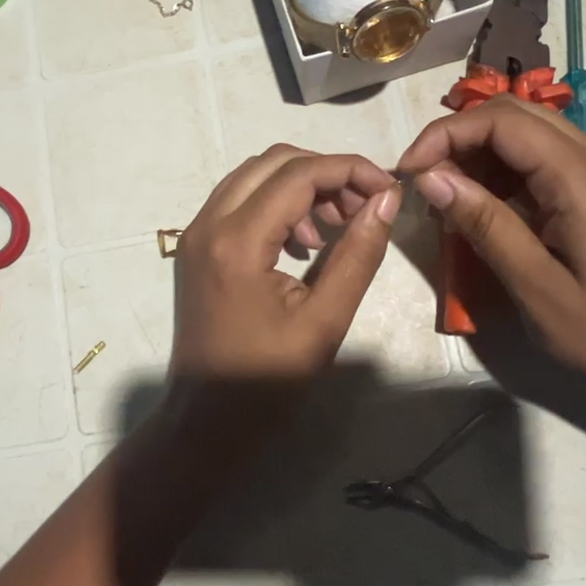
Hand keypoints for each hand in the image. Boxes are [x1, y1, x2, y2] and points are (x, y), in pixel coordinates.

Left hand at [171, 145, 401, 381]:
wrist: (205, 422)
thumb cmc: (267, 383)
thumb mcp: (324, 322)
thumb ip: (357, 255)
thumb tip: (387, 200)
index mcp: (237, 242)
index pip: (298, 174)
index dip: (350, 170)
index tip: (389, 190)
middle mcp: (208, 223)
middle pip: (273, 162)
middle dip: (326, 173)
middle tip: (364, 208)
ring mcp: (196, 233)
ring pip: (254, 176)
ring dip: (300, 186)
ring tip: (336, 227)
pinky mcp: (196, 247)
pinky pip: (238, 200)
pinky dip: (275, 203)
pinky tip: (304, 243)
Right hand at [398, 95, 585, 403]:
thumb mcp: (536, 288)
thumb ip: (484, 225)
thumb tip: (430, 178)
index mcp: (581, 178)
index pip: (501, 121)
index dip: (445, 135)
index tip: (408, 173)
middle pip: (515, 115)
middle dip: (458, 138)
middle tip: (423, 183)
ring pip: (530, 134)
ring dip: (481, 153)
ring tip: (447, 199)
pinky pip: (547, 160)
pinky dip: (506, 172)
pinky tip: (485, 208)